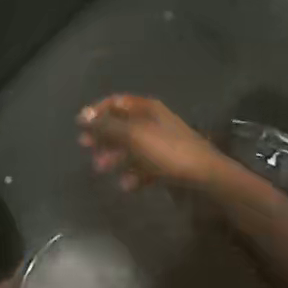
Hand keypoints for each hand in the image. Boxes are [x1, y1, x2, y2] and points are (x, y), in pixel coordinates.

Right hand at [78, 95, 230, 190]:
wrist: (207, 178)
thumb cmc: (168, 152)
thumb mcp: (133, 136)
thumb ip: (107, 126)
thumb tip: (83, 116)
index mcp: (147, 108)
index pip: (116, 102)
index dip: (97, 111)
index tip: (81, 125)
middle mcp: (154, 122)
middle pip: (122, 124)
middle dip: (103, 136)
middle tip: (86, 148)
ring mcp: (162, 144)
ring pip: (131, 147)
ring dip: (114, 157)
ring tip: (100, 169)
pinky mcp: (168, 165)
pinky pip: (144, 166)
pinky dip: (133, 174)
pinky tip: (126, 185)